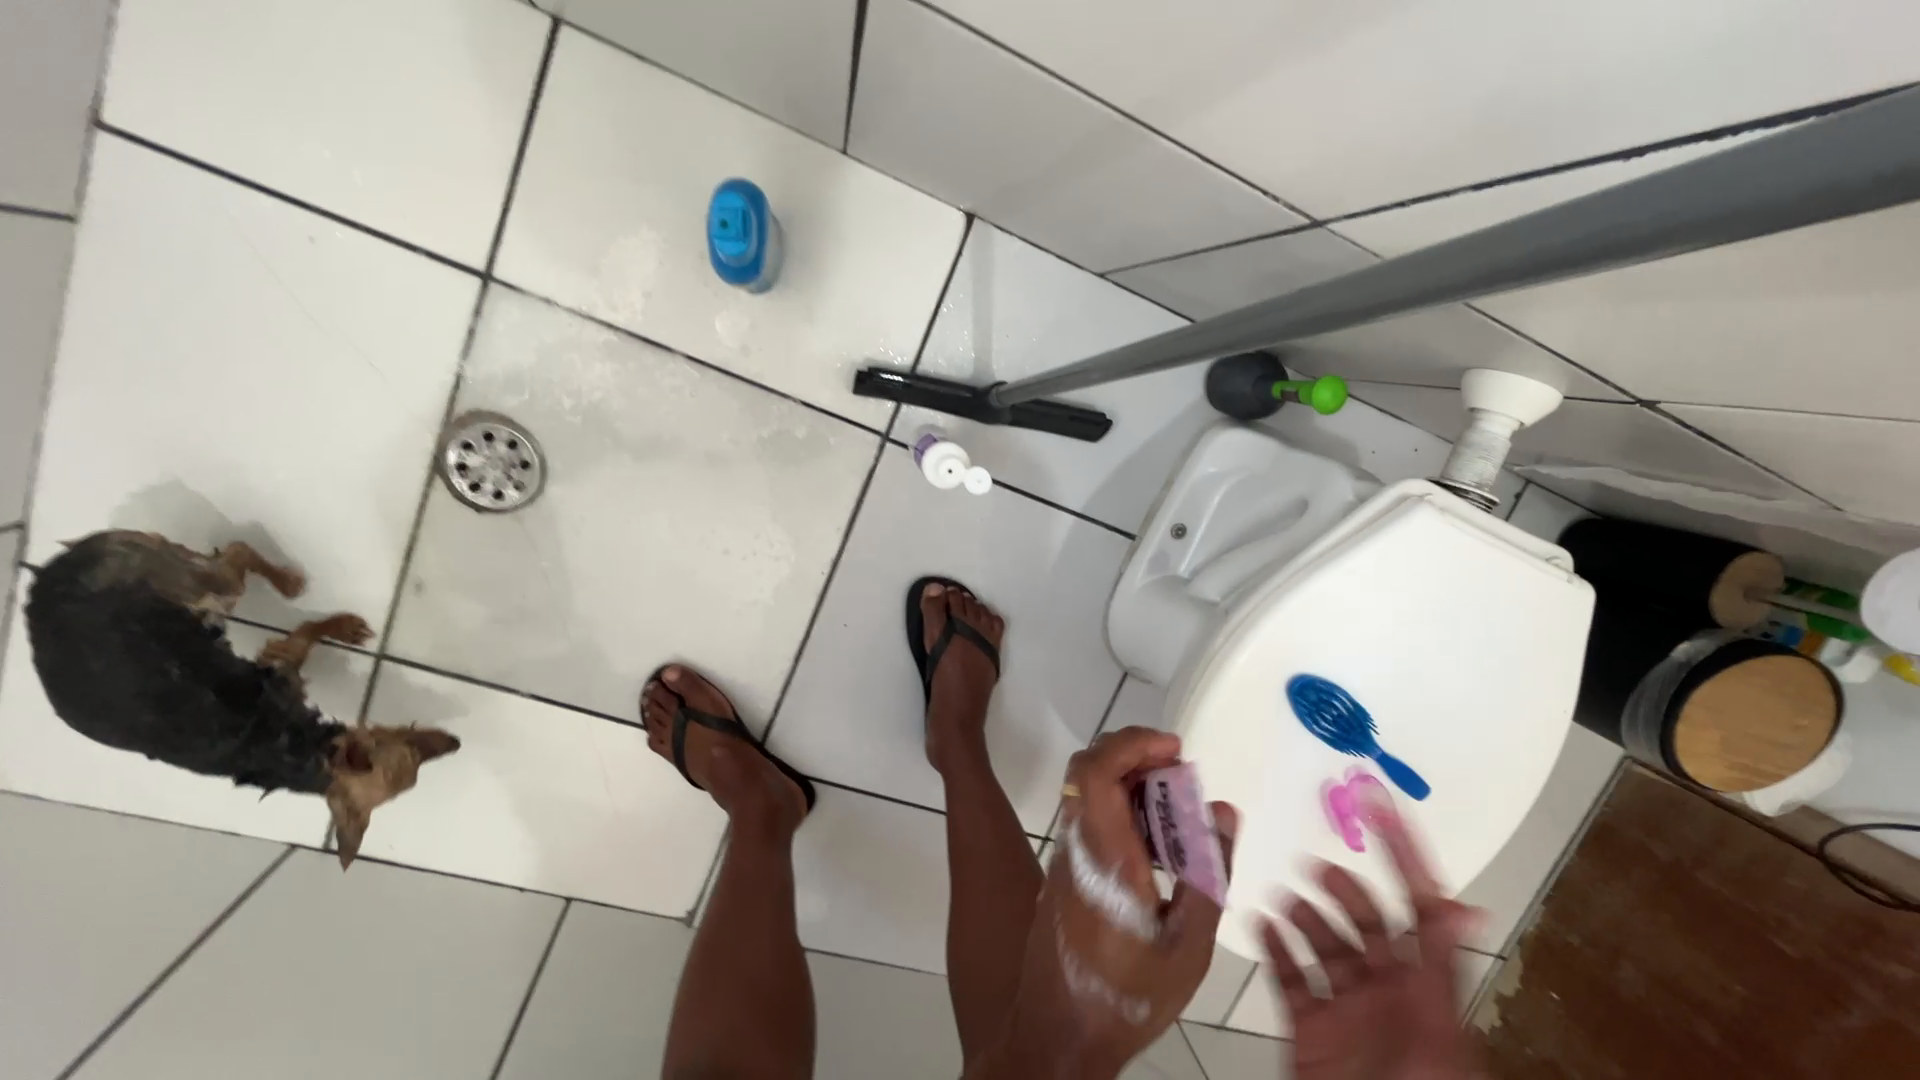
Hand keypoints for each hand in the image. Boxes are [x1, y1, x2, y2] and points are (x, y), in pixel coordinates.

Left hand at [973, 728, 1237, 1078]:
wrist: (1059, 1036)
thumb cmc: (1127, 993)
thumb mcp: (1188, 944)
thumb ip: (1209, 873)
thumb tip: (1222, 812)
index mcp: (1105, 855)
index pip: (1097, 771)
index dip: (1132, 744)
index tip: (1173, 748)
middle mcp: (1078, 846)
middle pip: (1090, 771)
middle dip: (1135, 756)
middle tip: (1180, 775)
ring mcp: (1066, 860)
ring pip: (1089, 795)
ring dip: (1131, 786)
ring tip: (1178, 814)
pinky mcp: (1065, 877)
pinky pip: (1091, 823)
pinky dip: (1123, 815)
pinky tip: (1158, 851)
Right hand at [1262, 790, 1481, 1079]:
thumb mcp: (1434, 1032)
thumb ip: (1439, 967)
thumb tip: (1464, 904)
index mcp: (1425, 987)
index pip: (1418, 905)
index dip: (1404, 852)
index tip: (1380, 803)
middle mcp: (1387, 988)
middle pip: (1366, 919)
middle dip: (1343, 886)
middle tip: (1314, 865)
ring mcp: (1346, 1007)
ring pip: (1323, 941)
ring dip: (1304, 912)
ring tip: (1281, 896)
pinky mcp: (1310, 1026)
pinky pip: (1290, 976)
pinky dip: (1274, 946)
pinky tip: (1260, 924)